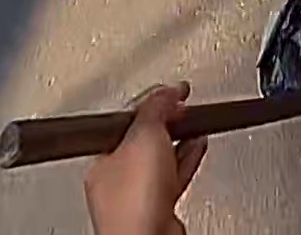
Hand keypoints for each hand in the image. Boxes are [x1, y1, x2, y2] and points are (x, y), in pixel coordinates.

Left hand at [84, 82, 208, 234]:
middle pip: (143, 138)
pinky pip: (174, 174)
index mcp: (102, 158)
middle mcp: (115, 179)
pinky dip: (187, 157)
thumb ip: (156, 106)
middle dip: (167, 119)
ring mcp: (137, 196)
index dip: (152, 101)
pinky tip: (198, 145)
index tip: (172, 91)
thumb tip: (166, 91)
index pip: (128, 118)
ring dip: (180, 138)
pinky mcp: (158, 208)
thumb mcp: (145, 132)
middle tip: (183, 106)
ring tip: (196, 123)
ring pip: (160, 157)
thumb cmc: (134, 198)